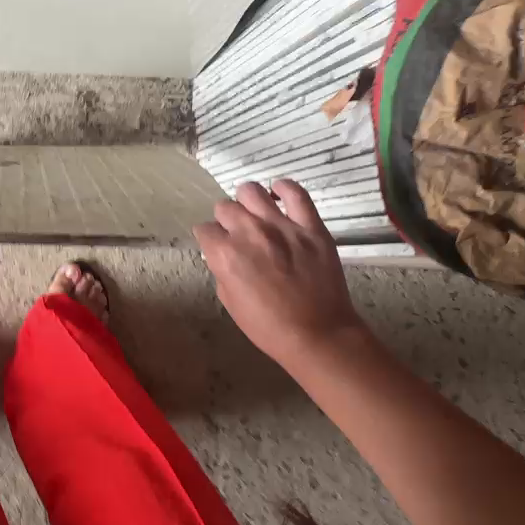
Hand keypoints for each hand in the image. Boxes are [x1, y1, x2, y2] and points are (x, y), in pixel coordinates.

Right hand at [193, 179, 368, 369]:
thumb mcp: (230, 301)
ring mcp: (282, 227)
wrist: (320, 337)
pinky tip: (279, 195)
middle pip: (225, 207)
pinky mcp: (310, 227)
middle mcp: (249, 233)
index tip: (218, 248)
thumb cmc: (269, 327)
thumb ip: (221, 269)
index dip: (210, 239)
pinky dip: (284, 188)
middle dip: (227, 220)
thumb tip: (222, 254)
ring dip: (247, 202)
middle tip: (239, 235)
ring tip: (256, 214)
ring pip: (251, 191)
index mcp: (225, 253)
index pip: (204, 229)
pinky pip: (295, 193)